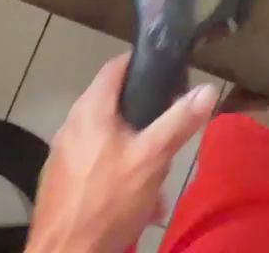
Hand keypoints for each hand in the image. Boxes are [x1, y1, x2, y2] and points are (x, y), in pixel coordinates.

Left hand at [24, 53, 218, 252]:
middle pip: (116, 105)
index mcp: (90, 108)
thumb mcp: (153, 158)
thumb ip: (180, 120)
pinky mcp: (60, 184)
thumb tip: (208, 88)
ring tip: (158, 182)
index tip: (169, 76)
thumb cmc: (108, 201)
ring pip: (109, 140)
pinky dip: (118, 175)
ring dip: (136, 154)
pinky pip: (96, 166)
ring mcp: (62, 156)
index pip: (117, 65)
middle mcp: (72, 124)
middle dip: (147, 121)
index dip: (144, 64)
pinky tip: (137, 204)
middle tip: (169, 136)